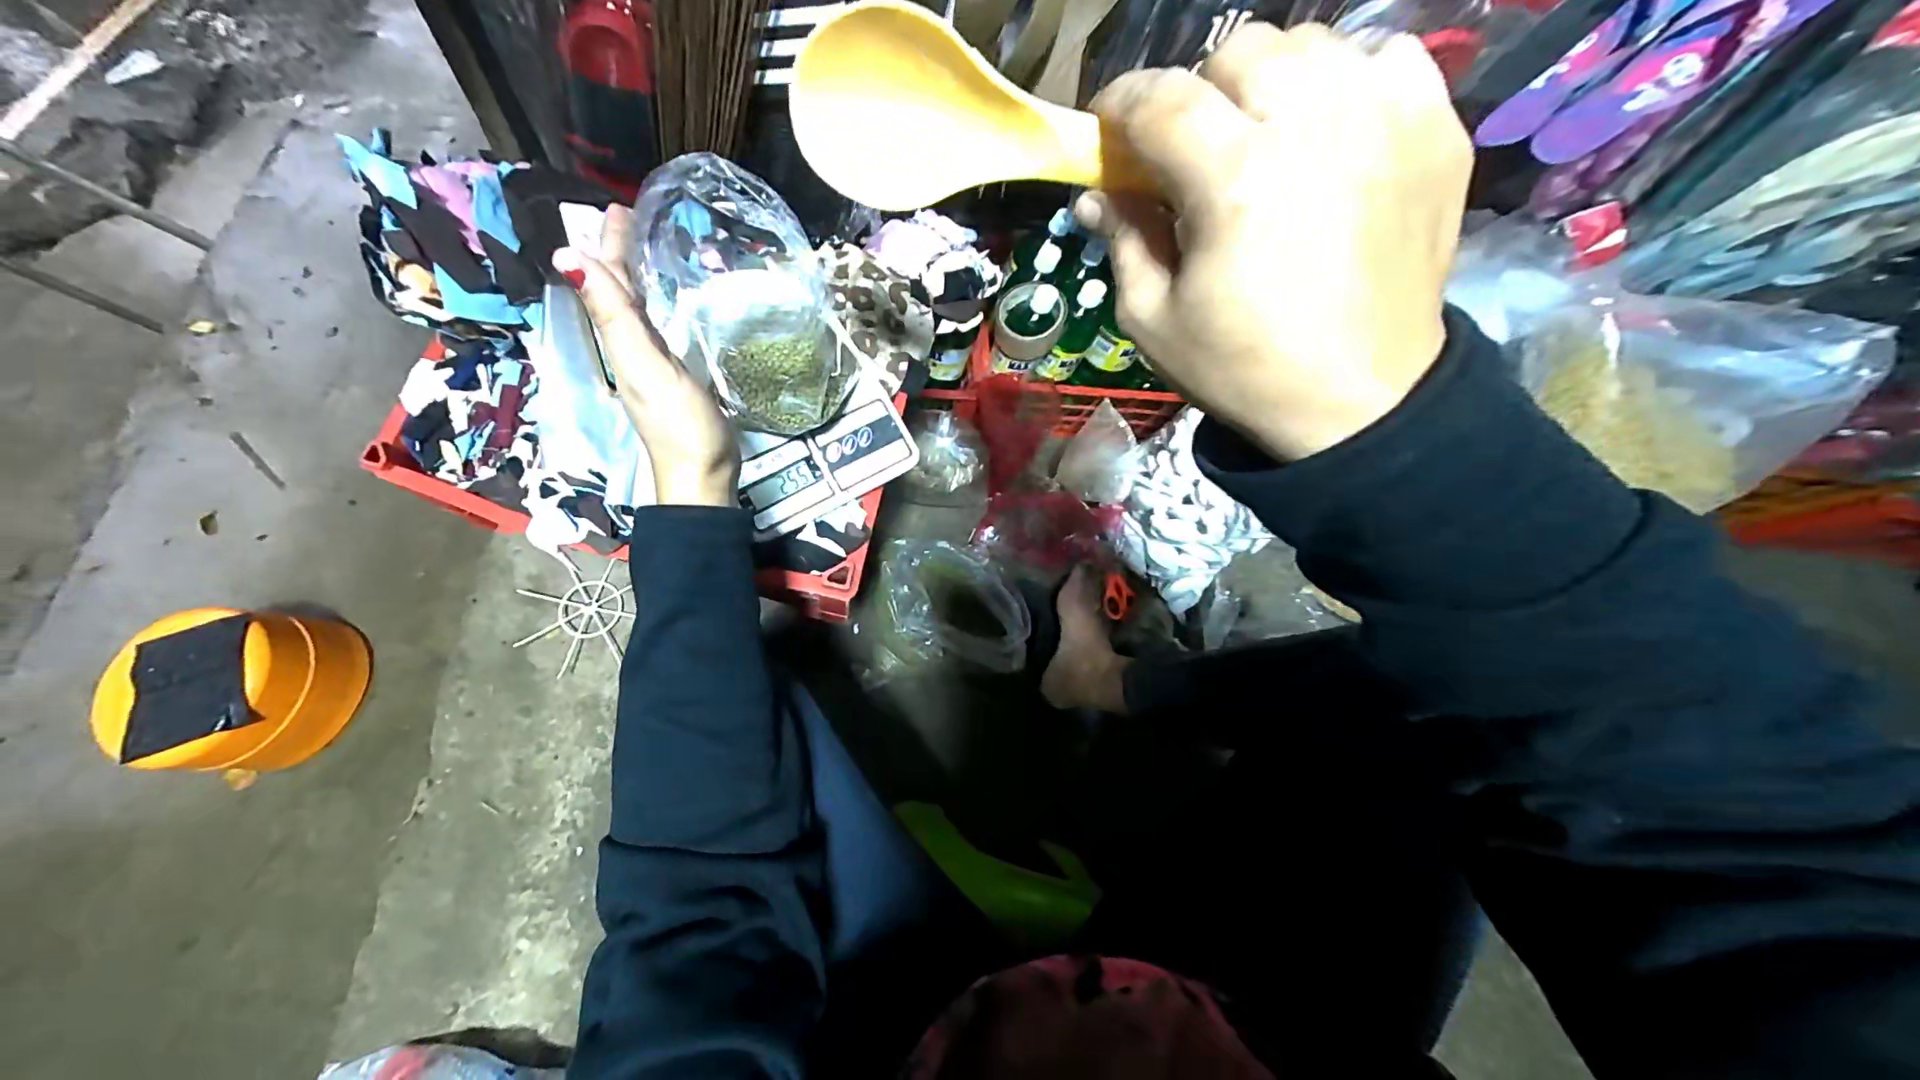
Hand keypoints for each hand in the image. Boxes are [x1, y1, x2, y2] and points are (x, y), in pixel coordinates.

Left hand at [556, 206, 739, 506]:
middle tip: (634, 217)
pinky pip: (664, 329)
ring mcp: (656, 365)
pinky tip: (676, 302)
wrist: (703, 476)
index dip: (609, 245)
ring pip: (641, 309)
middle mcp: (632, 348)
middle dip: (622, 253)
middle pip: (621, 292)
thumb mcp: (646, 368)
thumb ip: (615, 317)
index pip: (608, 281)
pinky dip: (664, 305)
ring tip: (652, 247)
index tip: (618, 207)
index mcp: (621, 341)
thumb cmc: (681, 427)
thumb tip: (569, 257)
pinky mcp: (679, 378)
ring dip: (641, 276)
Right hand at [1079, 23, 1470, 459]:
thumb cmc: (1242, 369)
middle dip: (1196, 92)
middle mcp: (1314, 127)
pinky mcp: (1435, 132)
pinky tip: (1329, 129)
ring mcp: (1386, 120)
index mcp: (1234, 181)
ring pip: (1311, 43)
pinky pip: (1386, 56)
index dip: (1120, 103)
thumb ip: (1123, 240)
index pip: (1162, 98)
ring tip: (1259, 135)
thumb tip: (1094, 193)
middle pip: (1236, 52)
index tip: (1108, 125)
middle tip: (1190, 148)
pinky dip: (1346, 79)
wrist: (1356, 400)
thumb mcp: (1153, 320)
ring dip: (1268, 81)